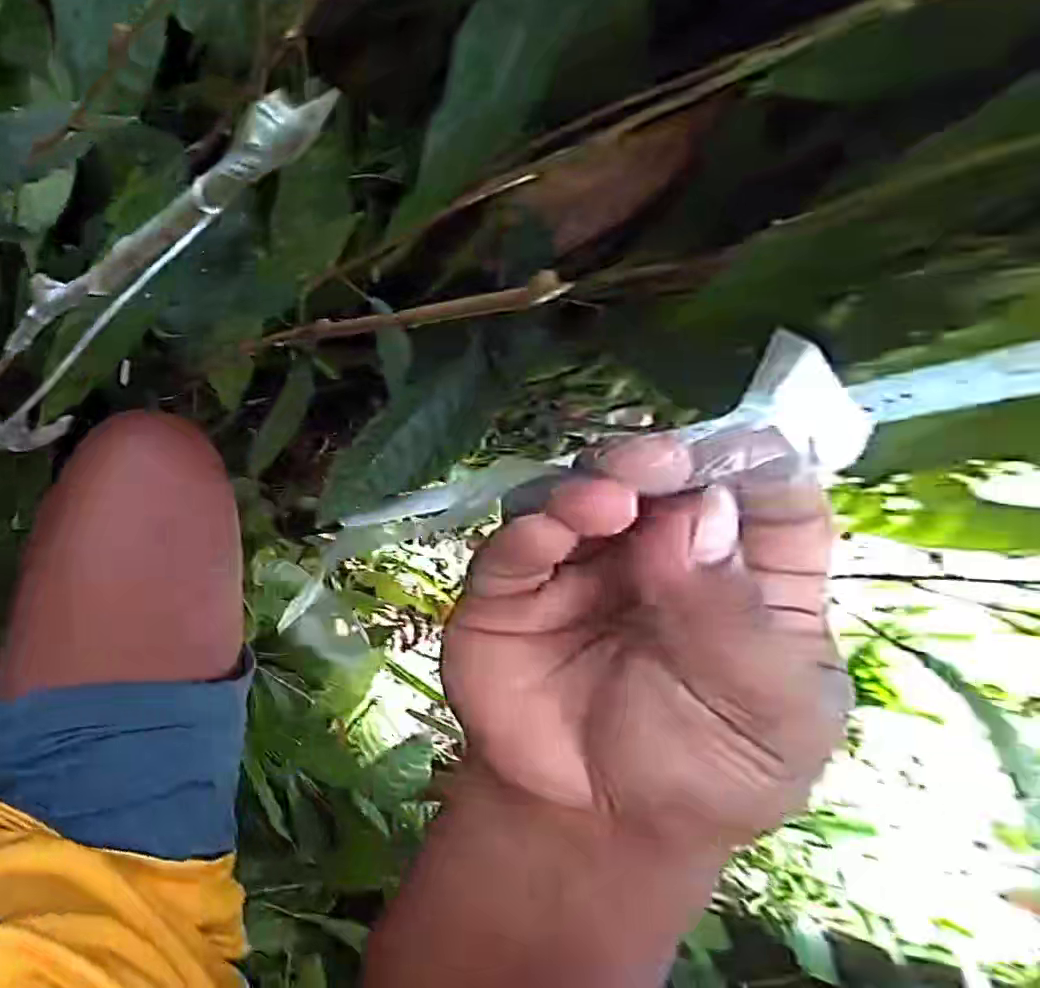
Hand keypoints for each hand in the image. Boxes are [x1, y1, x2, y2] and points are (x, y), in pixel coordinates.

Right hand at [442, 435, 851, 849]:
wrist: (585, 813)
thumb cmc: (698, 768)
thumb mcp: (759, 707)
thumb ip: (729, 613)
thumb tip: (697, 514)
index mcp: (740, 581)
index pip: (759, 505)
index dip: (752, 469)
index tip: (743, 449)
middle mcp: (651, 561)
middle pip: (653, 489)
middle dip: (654, 464)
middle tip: (653, 461)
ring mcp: (571, 571)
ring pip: (571, 503)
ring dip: (586, 488)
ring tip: (603, 500)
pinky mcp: (503, 590)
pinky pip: (510, 549)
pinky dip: (526, 531)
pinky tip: (546, 531)